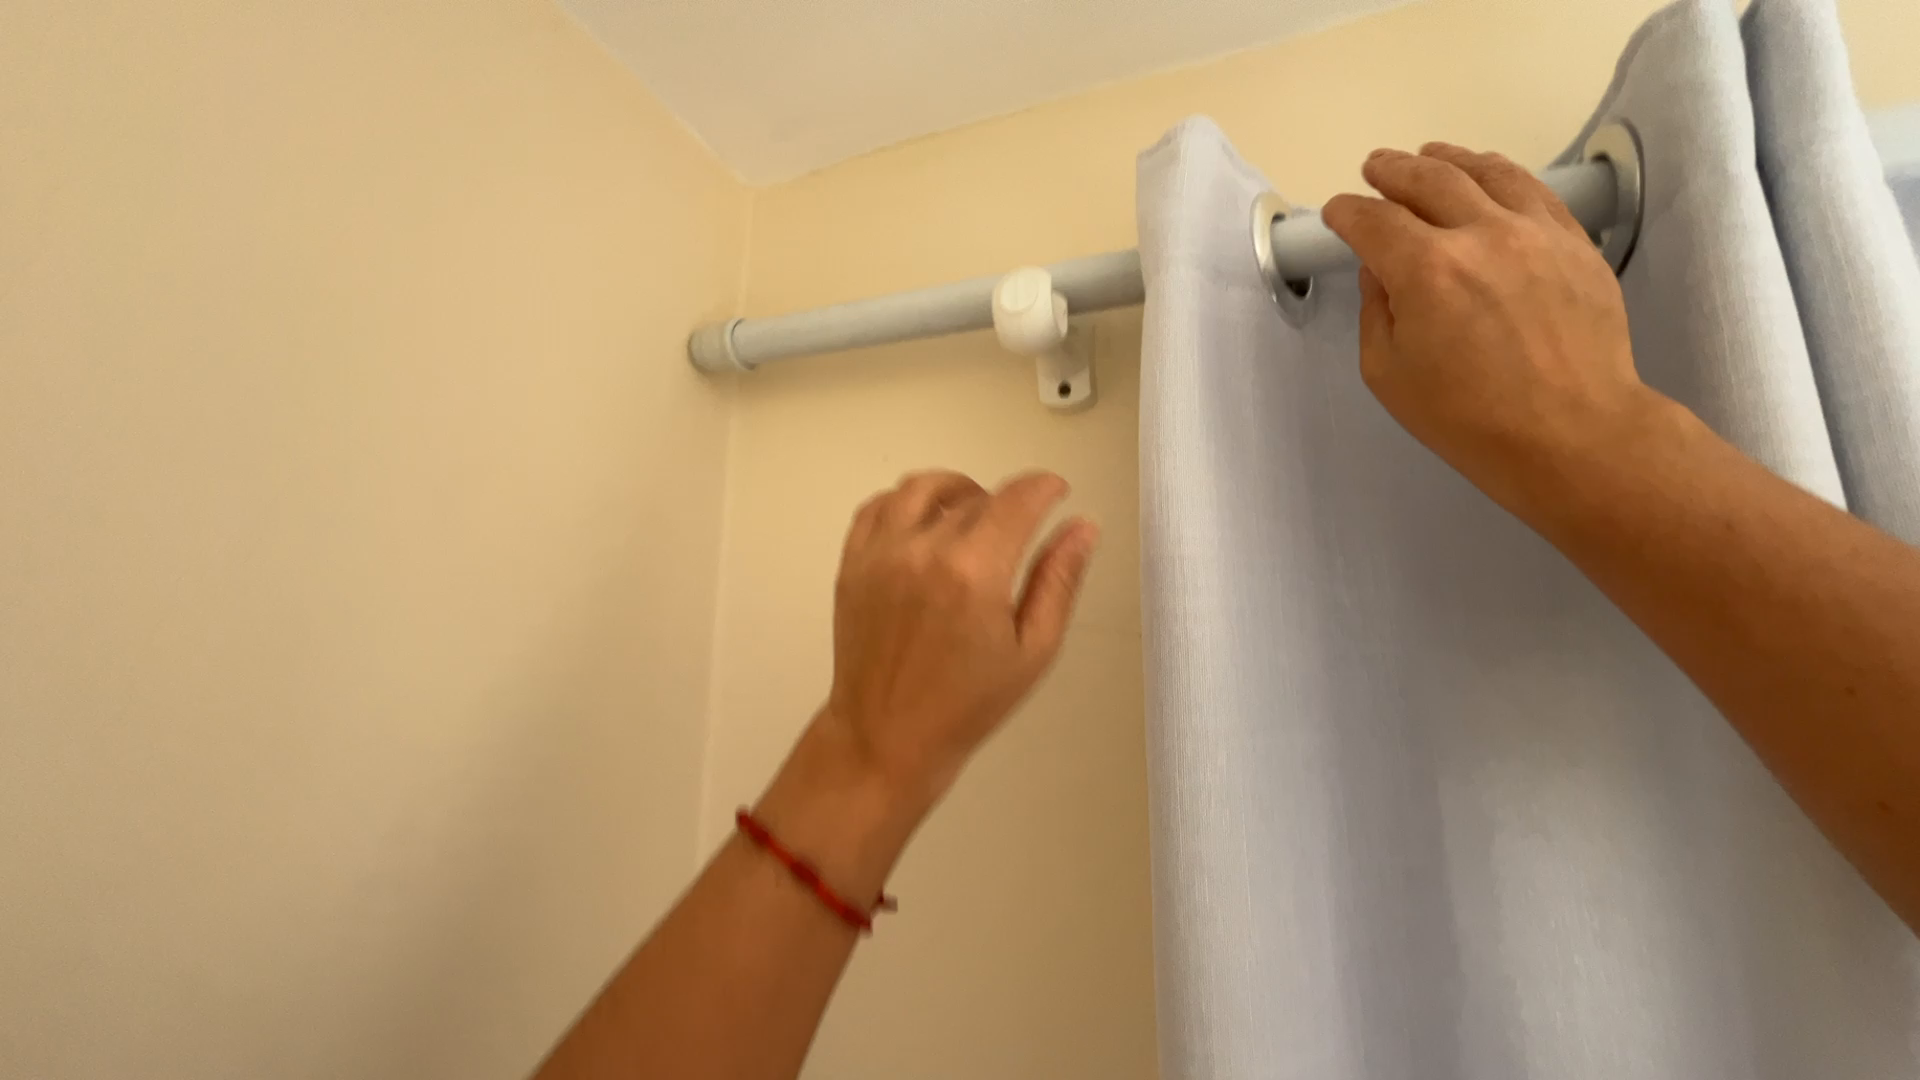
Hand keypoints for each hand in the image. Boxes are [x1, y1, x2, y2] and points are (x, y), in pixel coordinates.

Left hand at [820, 469, 1098, 810]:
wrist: (885, 737)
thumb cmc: (968, 703)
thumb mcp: (1033, 650)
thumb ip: (1059, 581)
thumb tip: (1083, 526)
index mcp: (973, 572)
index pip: (1017, 499)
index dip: (1044, 487)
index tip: (1057, 492)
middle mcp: (923, 549)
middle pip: (974, 496)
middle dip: (1006, 504)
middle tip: (1018, 533)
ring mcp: (880, 553)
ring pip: (922, 487)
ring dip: (956, 490)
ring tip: (972, 516)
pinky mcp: (852, 563)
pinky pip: (877, 506)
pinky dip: (906, 502)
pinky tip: (924, 525)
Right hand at [1320, 143, 1665, 510]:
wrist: (1567, 430)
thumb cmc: (1461, 414)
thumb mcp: (1386, 371)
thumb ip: (1376, 310)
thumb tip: (1381, 270)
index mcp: (1425, 271)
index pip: (1374, 222)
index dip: (1347, 213)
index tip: (1336, 213)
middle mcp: (1481, 235)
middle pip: (1429, 180)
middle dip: (1392, 171)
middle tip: (1374, 167)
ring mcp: (1536, 231)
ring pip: (1486, 172)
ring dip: (1448, 159)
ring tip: (1429, 155)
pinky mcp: (1574, 241)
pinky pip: (1532, 190)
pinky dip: (1499, 175)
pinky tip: (1487, 176)